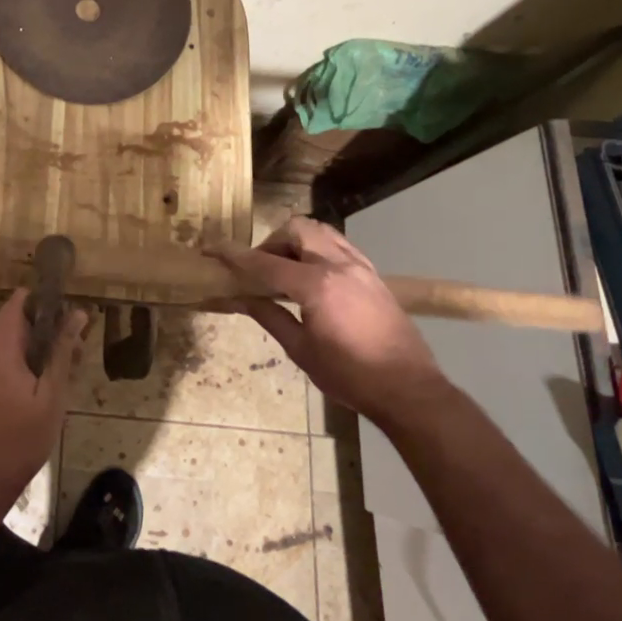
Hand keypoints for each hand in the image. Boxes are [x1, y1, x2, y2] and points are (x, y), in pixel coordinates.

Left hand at [0, 288, 89, 507]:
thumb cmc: (19, 439)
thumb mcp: (50, 395)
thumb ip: (62, 351)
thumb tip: (78, 313)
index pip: (22, 300)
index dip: (49, 303)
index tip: (75, 318)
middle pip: (18, 320)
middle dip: (49, 330)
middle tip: (78, 353)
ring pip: (12, 341)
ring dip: (39, 350)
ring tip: (67, 373)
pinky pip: (3, 358)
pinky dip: (24, 363)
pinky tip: (46, 388)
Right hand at [210, 217, 448, 424]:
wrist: (409, 390)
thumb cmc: (350, 376)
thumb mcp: (301, 350)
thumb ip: (269, 316)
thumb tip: (240, 298)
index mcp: (316, 286)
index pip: (265, 262)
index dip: (235, 255)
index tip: (212, 250)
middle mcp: (338, 266)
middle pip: (296, 230)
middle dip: (271, 242)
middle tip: (260, 269)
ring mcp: (360, 267)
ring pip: (321, 232)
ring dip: (297, 241)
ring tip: (286, 269)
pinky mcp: (374, 275)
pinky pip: (340, 245)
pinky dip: (319, 249)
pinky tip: (313, 275)